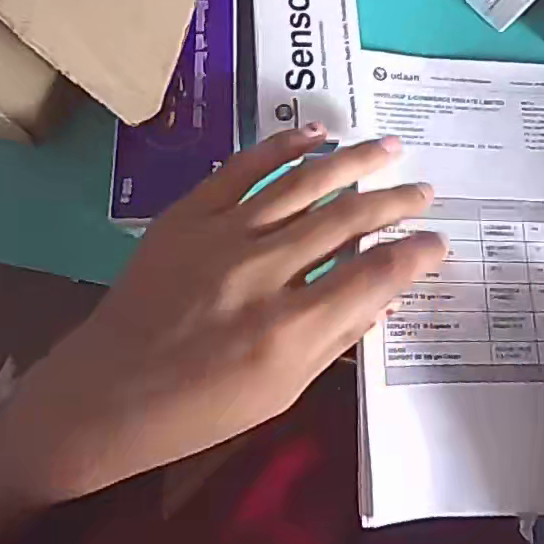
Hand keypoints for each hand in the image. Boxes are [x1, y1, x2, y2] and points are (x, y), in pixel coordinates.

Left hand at [0, 125, 444, 542]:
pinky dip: (283, 147)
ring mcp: (223, 236)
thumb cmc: (199, 408)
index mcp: (289, 330)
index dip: (415, 253)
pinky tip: (316, 134)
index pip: (374, 275)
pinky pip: (244, 168)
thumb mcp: (281, 391)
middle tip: (425, 189)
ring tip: (389, 146)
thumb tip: (384, 295)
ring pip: (304, 183)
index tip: (437, 240)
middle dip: (396, 200)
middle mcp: (263, 273)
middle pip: (348, 219)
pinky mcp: (189, 214)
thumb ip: (337, 338)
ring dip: (354, 160)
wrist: (106, 392)